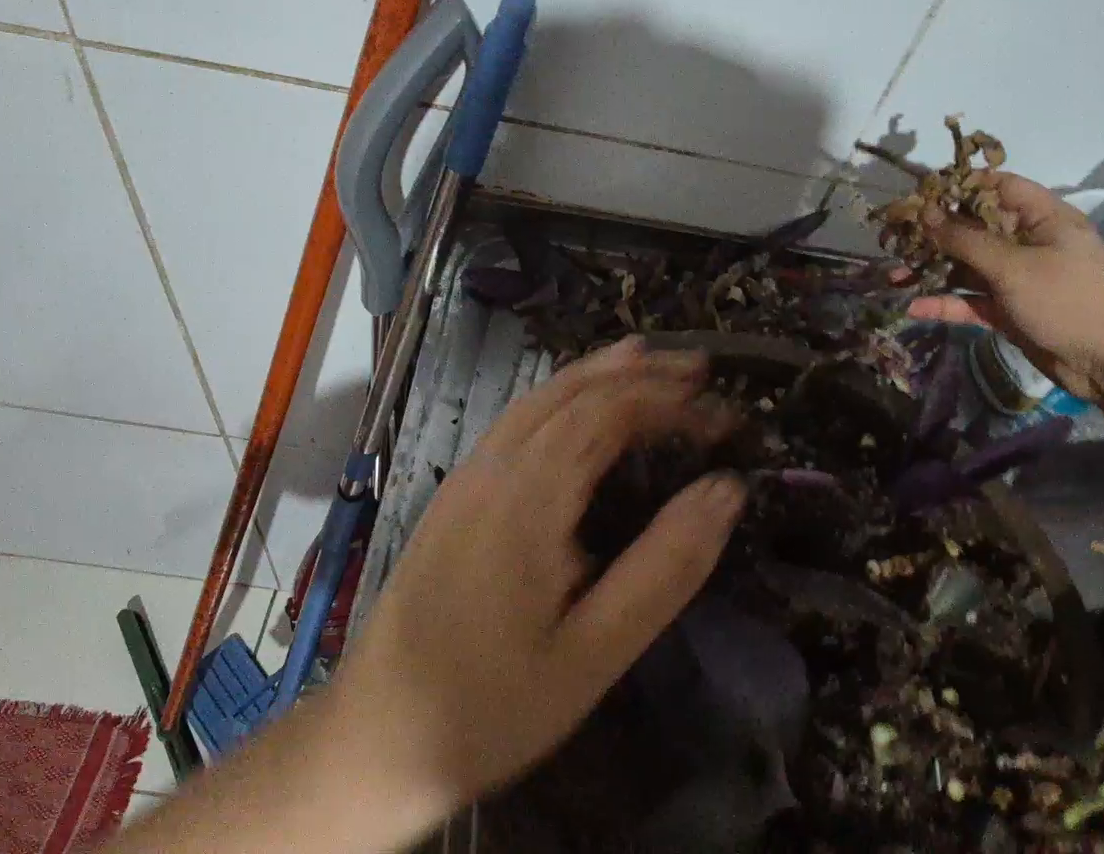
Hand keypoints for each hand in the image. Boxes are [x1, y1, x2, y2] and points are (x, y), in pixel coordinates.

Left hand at [324, 338, 744, 829]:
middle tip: (699, 370)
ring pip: (536, 400)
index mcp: (527, 496)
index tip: (727, 419)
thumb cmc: (493, 706)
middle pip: (570, 391)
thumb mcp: (595, 652)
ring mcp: (464, 479)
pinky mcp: (453, 499)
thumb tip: (725, 490)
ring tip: (648, 364)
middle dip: (637, 373)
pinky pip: (514, 423)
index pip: (608, 413)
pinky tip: (579, 415)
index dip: (671, 403)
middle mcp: (491, 469)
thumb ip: (664, 567)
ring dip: (596, 376)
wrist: (376, 738)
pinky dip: (561, 399)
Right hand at [907, 173, 1103, 401]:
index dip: (959, 186)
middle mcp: (1028, 243)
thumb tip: (926, 214)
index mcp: (1042, 218)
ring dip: (932, 271)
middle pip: (974, 229)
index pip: (997, 187)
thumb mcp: (1014, 266)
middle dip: (934, 234)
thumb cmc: (1070, 300)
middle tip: (894, 238)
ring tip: (893, 276)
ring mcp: (1018, 279)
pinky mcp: (1009, 311)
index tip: (919, 194)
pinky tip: (914, 308)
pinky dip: (945, 303)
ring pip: (966, 267)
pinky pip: (970, 301)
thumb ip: (966, 240)